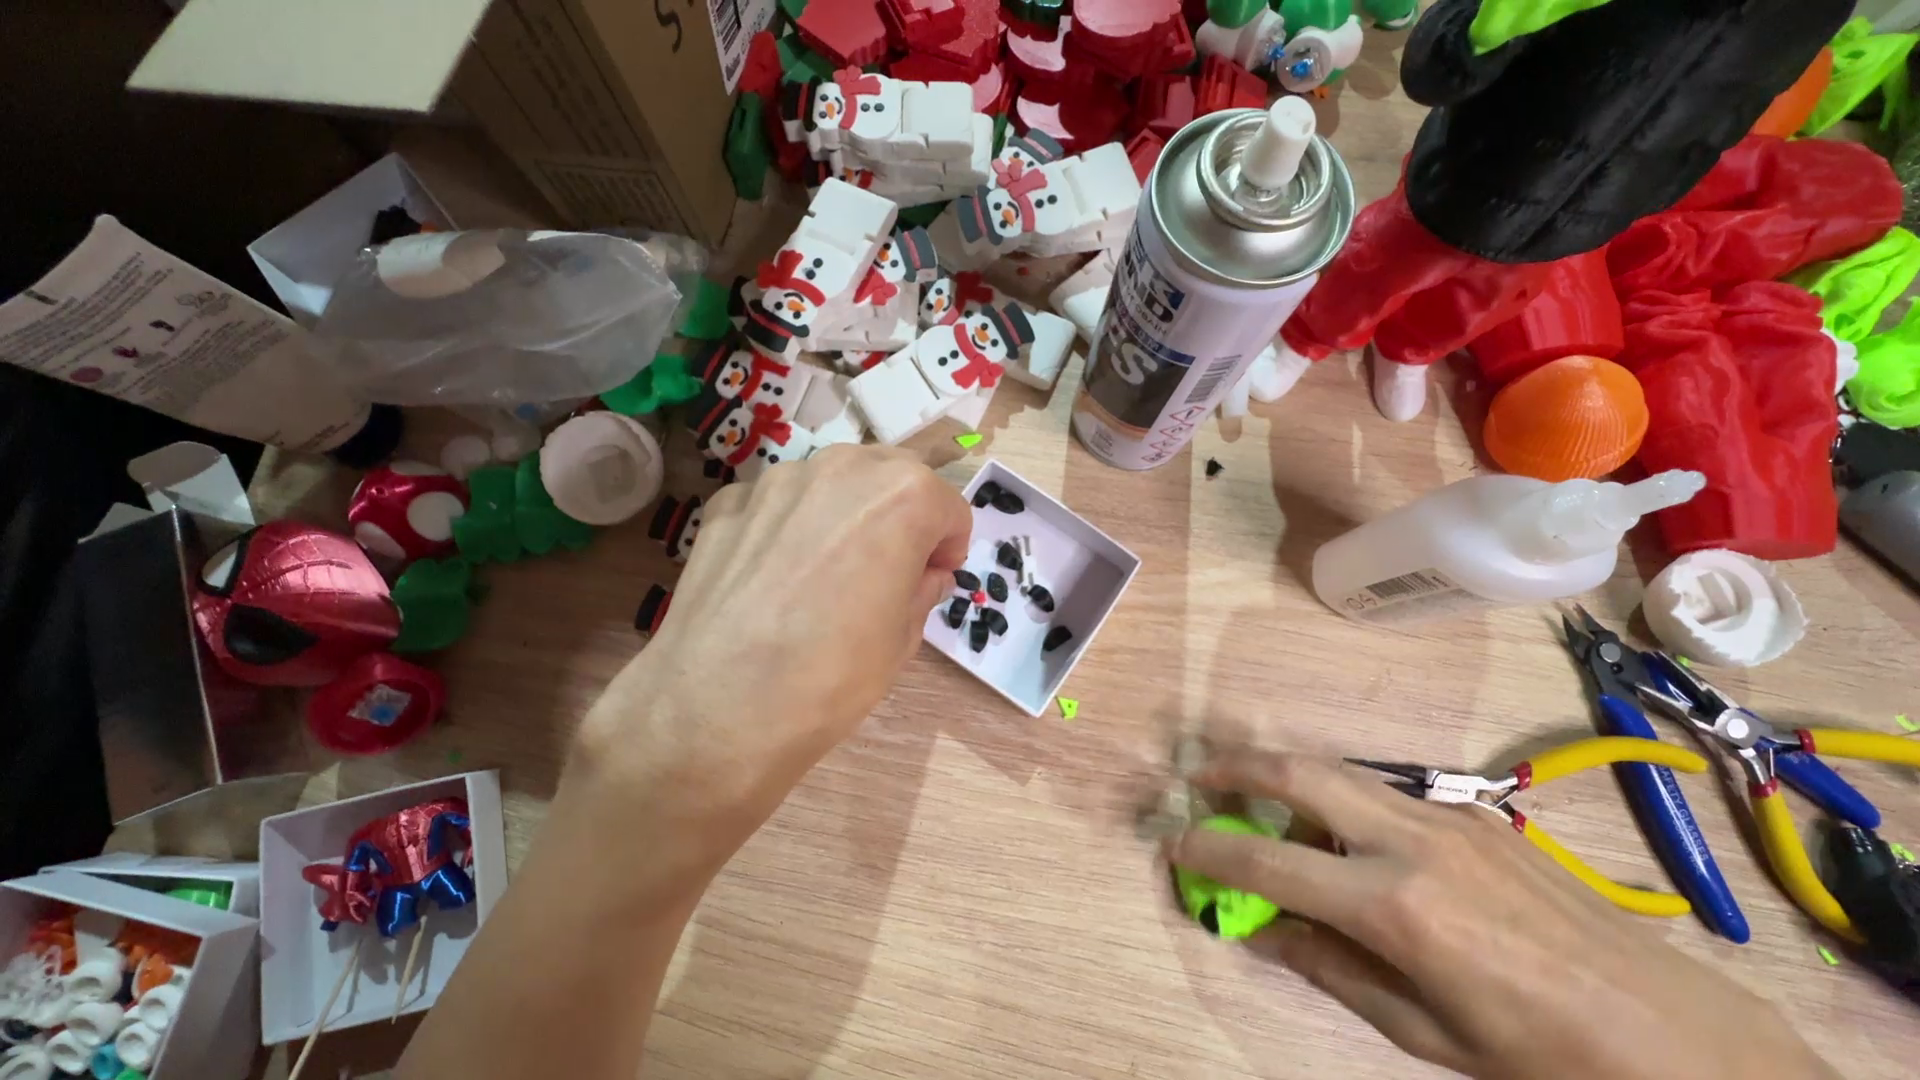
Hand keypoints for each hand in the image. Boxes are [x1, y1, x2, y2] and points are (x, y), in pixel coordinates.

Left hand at [573, 446, 970, 849]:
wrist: (718, 708)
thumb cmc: (832, 676)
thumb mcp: (902, 640)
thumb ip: (921, 589)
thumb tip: (924, 574)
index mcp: (900, 496)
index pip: (947, 506)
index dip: (947, 546)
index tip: (932, 579)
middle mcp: (840, 469)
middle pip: (890, 477)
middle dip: (899, 516)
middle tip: (885, 572)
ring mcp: (775, 481)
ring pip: (830, 484)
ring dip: (842, 515)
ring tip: (822, 576)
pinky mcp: (726, 503)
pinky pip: (776, 506)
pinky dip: (787, 528)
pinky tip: (773, 581)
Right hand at [1167, 753, 1840, 1079]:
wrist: (1672, 1034)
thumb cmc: (1534, 1052)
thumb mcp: (1419, 1030)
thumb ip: (1327, 966)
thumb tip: (1260, 928)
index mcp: (1393, 905)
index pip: (1270, 860)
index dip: (1211, 851)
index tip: (1174, 844)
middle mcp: (1411, 840)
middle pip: (1300, 772)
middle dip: (1236, 765)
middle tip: (1197, 777)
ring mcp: (1447, 817)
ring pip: (1341, 769)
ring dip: (1287, 775)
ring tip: (1261, 803)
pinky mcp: (1475, 815)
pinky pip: (1385, 792)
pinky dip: (1341, 798)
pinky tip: (1348, 839)